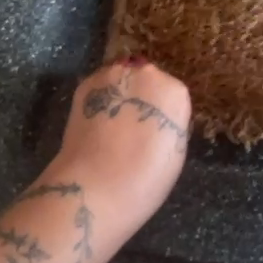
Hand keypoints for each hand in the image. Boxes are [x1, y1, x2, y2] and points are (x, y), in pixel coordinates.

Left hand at [46, 60, 190, 225]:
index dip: (162, 115)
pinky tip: (94, 124)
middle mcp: (147, 74)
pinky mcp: (88, 82)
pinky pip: (101, 87)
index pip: (172, 94)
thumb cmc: (143, 182)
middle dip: (142, 97)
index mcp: (175, 92)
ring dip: (120, 94)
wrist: (94, 188)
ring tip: (110, 125)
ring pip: (122, 79)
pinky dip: (100, 100)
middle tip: (132, 127)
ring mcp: (115, 75)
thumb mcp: (174, 152)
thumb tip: (156, 116)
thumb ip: (169, 122)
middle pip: (148, 79)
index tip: (153, 132)